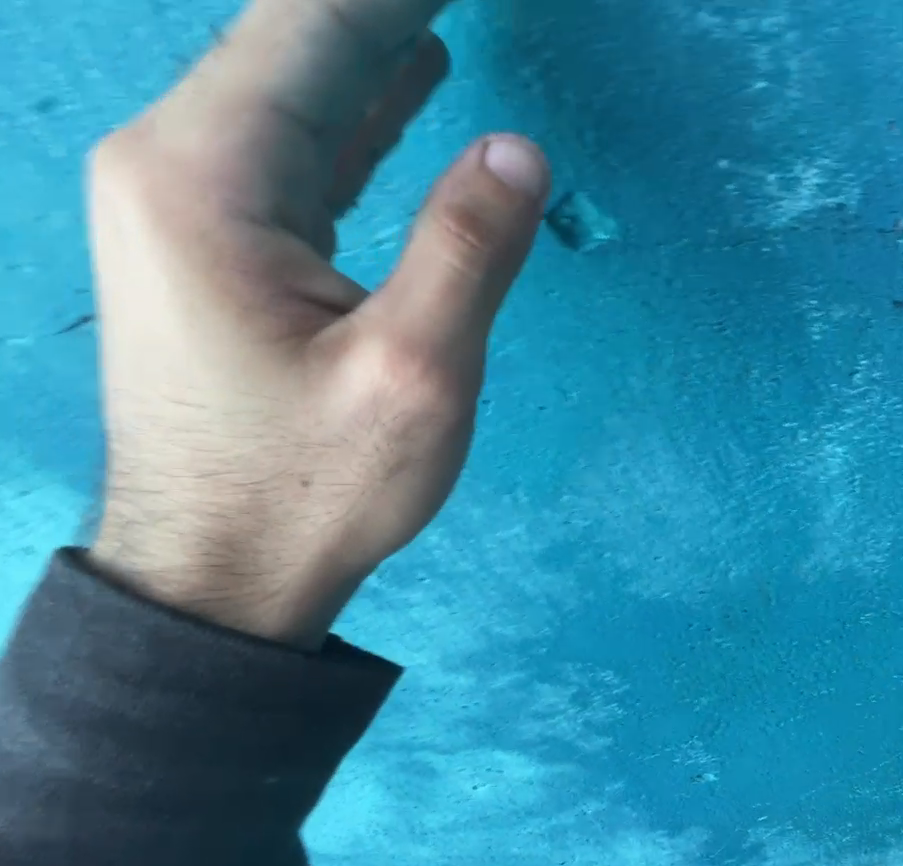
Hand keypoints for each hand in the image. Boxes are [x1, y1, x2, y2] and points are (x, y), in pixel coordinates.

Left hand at [85, 0, 549, 647]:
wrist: (224, 569)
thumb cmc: (320, 480)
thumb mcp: (416, 372)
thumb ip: (470, 248)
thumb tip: (519, 146)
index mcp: (208, 177)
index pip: (307, 34)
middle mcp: (178, 167)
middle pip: (292, 48)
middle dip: (383, 9)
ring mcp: (194, 204)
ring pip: (297, 92)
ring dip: (378, 46)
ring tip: (445, 11)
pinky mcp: (224, 244)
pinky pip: (303, 148)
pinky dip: (364, 110)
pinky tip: (407, 82)